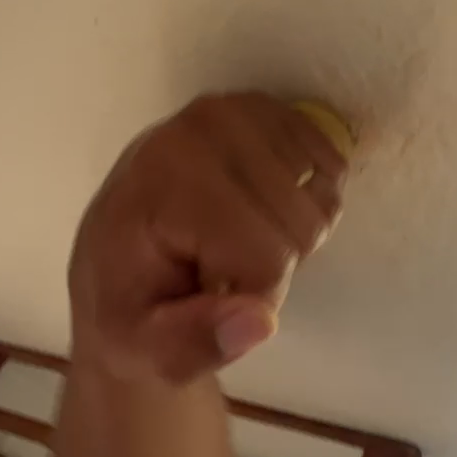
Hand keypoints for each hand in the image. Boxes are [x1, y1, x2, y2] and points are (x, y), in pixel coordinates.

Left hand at [67, 93, 348, 384]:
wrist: (124, 253)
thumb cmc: (133, 306)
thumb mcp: (144, 350)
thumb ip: (193, 344)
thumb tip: (260, 322)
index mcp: (164, 183)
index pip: (266, 255)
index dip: (256, 292)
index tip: (214, 295)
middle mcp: (201, 128)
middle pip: (303, 223)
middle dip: (280, 259)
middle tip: (229, 264)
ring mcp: (240, 109)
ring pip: (324, 193)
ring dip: (299, 227)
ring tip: (246, 234)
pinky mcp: (267, 106)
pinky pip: (332, 161)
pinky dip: (314, 193)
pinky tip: (269, 203)